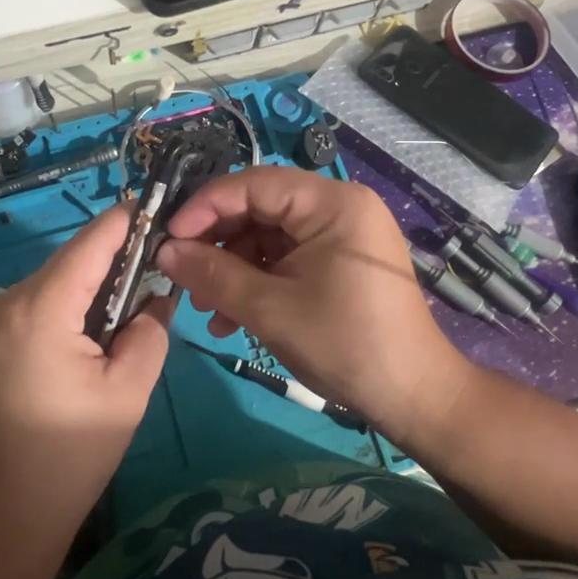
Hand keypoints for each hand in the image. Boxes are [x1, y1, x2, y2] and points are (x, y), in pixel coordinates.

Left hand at [0, 205, 169, 550]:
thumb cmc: (68, 462)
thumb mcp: (127, 395)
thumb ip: (149, 333)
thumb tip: (156, 297)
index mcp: (36, 312)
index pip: (88, 245)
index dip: (123, 223)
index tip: (154, 209)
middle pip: (63, 270)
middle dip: (104, 276)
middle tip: (143, 297)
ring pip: (40, 294)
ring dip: (75, 302)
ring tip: (105, 341)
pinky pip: (17, 318)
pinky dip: (48, 322)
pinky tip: (65, 362)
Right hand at [154, 167, 470, 442]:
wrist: (412, 395)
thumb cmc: (343, 344)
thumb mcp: (269, 309)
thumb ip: (213, 274)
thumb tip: (164, 252)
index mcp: (332, 203)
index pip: (254, 184)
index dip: (206, 207)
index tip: (169, 238)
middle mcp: (341, 207)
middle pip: (261, 207)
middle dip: (219, 243)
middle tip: (183, 275)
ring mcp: (344, 234)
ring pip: (271, 235)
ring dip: (234, 269)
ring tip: (207, 309)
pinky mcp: (343, 261)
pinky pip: (289, 257)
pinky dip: (259, 281)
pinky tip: (233, 318)